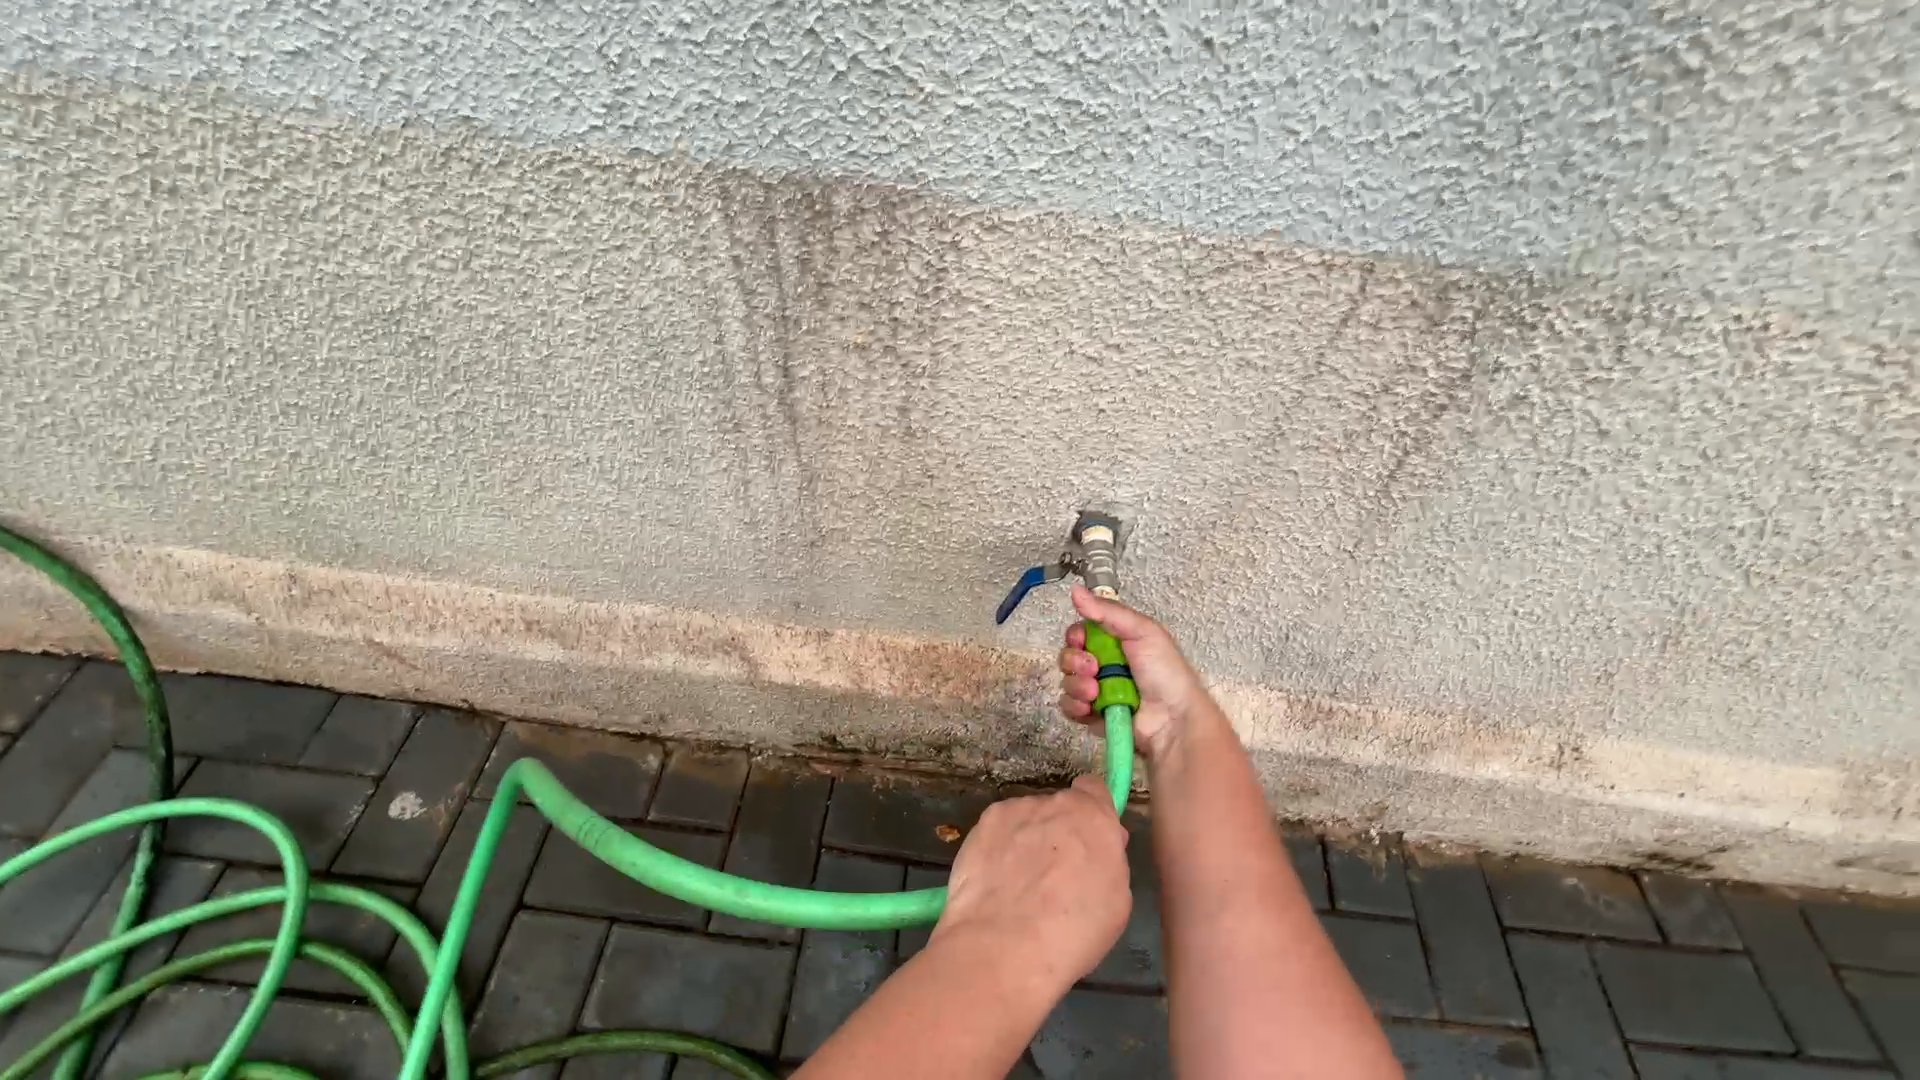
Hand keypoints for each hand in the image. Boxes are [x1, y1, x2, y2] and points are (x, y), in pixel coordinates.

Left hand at [931, 775, 1131, 993]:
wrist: (1004, 946)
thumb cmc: (1073, 933)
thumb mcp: (1116, 902)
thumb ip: (1108, 861)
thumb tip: (1098, 846)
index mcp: (1094, 818)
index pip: (1094, 790)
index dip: (1092, 812)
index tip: (1088, 839)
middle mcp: (1054, 804)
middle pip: (1058, 809)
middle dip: (1058, 832)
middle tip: (1052, 875)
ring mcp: (1015, 810)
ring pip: (1026, 820)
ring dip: (1026, 840)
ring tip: (1017, 886)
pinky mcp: (982, 824)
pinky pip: (998, 830)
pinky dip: (999, 848)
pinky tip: (995, 881)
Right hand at [1057, 584, 1209, 758]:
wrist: (1174, 719)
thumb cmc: (1164, 672)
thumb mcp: (1142, 631)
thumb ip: (1108, 611)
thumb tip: (1075, 590)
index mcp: (1114, 642)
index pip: (1079, 633)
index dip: (1075, 636)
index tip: (1081, 641)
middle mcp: (1103, 664)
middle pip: (1069, 656)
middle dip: (1075, 661)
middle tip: (1094, 669)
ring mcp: (1096, 691)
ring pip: (1066, 681)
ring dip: (1077, 685)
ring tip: (1096, 693)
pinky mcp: (1091, 716)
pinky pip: (1068, 706)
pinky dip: (1075, 705)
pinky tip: (1090, 707)